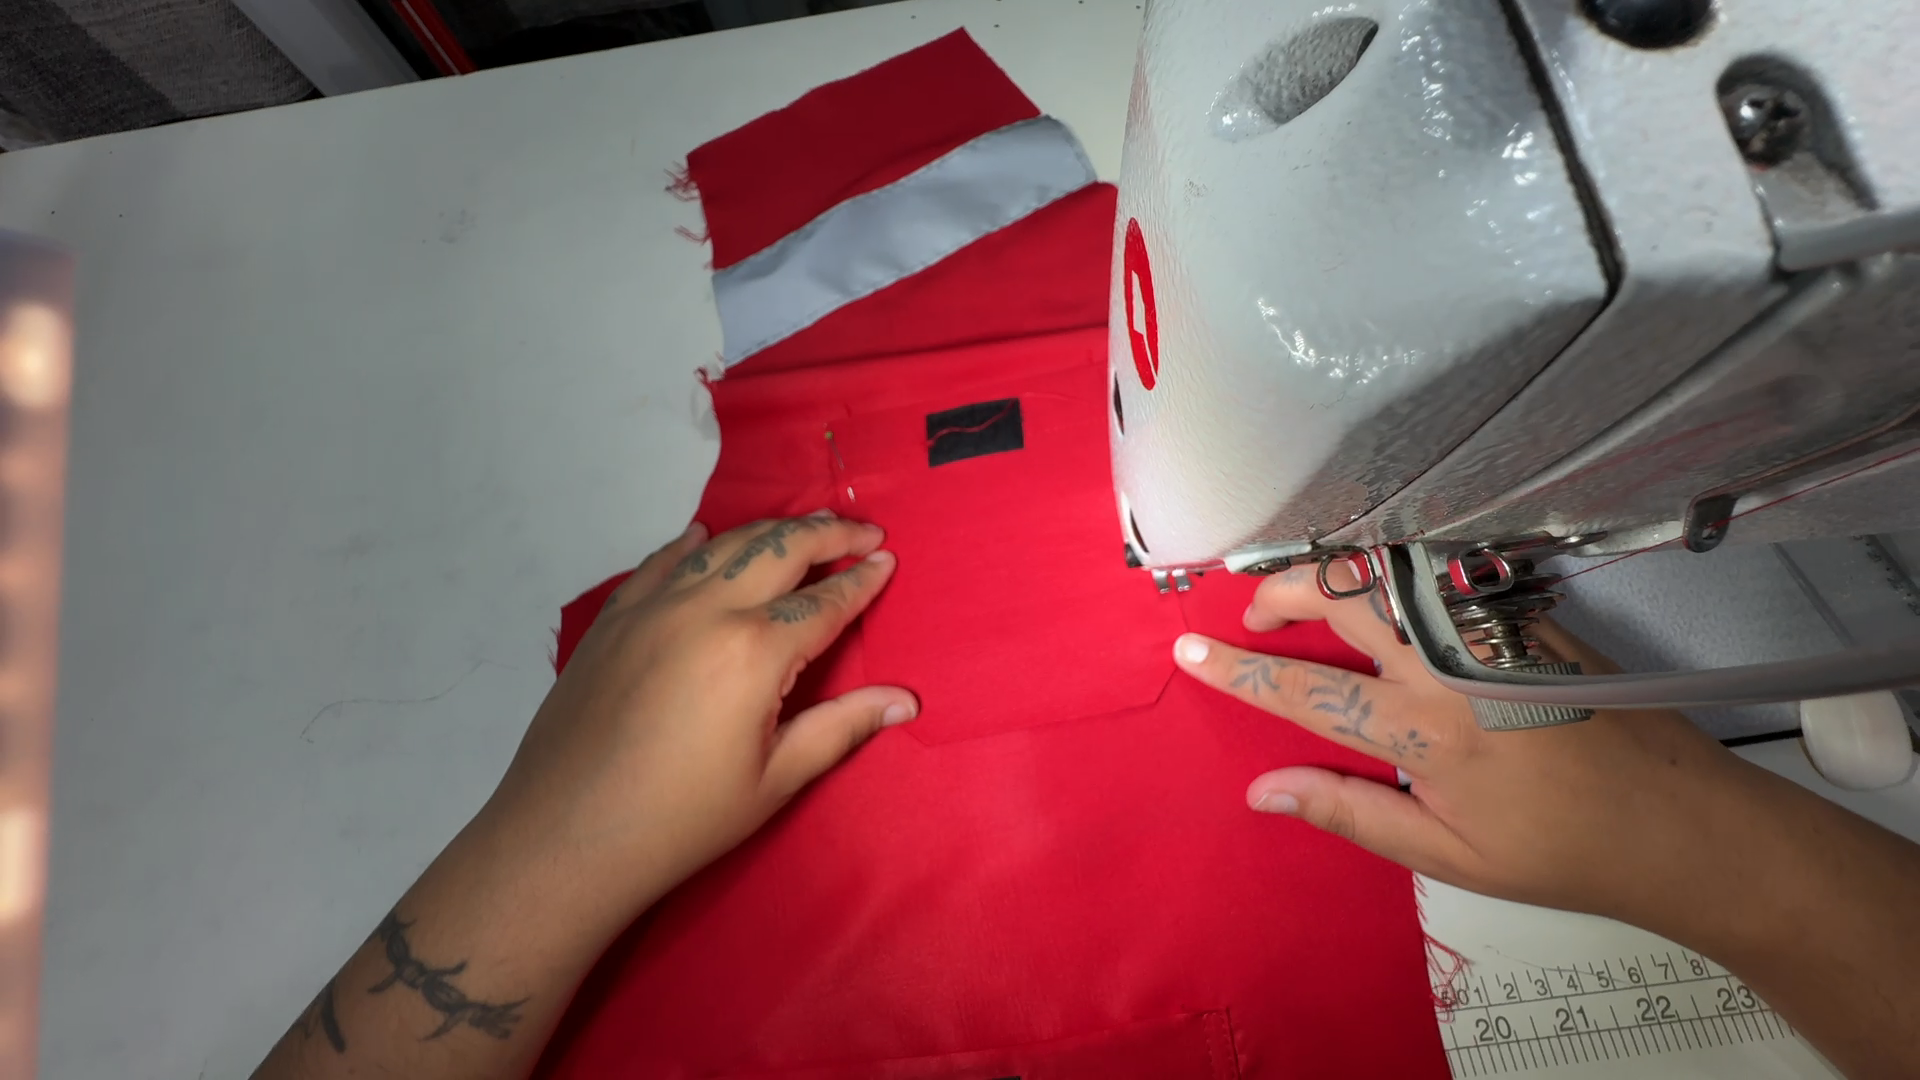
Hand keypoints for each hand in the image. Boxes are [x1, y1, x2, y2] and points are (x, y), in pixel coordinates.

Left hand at [481, 512, 916, 914]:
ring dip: (772, 531)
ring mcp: (652, 607)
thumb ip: (844, 726)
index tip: (888, 558)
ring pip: (724, 545)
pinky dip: (693, 544)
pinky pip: (660, 562)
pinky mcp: (613, 618)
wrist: (561, 840)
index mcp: (753, 650)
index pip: (824, 601)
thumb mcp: (776, 779)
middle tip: (863, 530)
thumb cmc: (682, 819)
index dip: (862, 580)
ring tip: (804, 529)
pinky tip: (706, 535)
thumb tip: (908, 701)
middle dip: (829, 534)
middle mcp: (705, 610)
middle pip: (779, 550)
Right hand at [1171, 563, 1767, 926]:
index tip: (1189, 650)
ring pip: (1386, 572)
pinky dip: (1379, 574)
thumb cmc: (1557, 850)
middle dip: (1281, 595)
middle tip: (1256, 617)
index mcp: (1428, 733)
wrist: (1691, 827)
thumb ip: (1347, 812)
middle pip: (1343, 598)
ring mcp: (1492, 630)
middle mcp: (1454, 666)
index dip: (1238, 670)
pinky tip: (1370, 596)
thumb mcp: (1445, 855)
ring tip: (1303, 600)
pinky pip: (1431, 575)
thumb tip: (1261, 791)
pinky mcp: (1521, 615)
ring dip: (1327, 575)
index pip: (1306, 690)